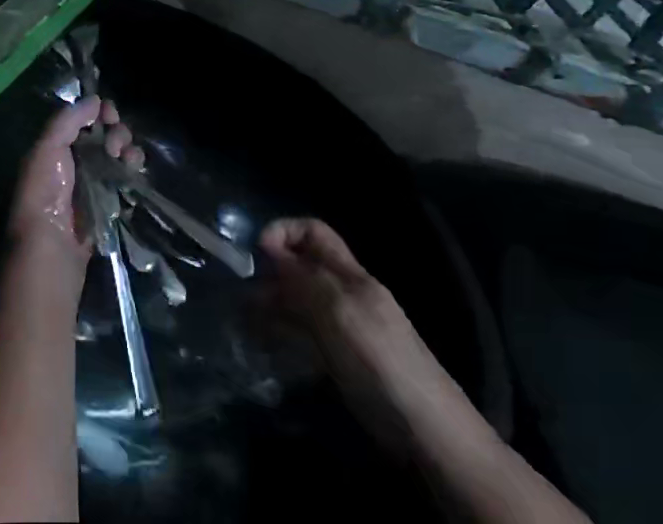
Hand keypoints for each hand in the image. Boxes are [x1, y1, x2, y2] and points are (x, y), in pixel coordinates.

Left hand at [10, 96, 142, 270]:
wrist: (52, 244)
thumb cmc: (45, 191)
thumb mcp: (47, 148)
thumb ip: (68, 120)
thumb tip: (94, 99)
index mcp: (56, 146)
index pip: (83, 120)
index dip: (98, 112)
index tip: (109, 113)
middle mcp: (75, 161)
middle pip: (105, 134)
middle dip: (116, 131)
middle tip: (115, 144)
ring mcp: (93, 180)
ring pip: (119, 152)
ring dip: (128, 147)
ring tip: (126, 157)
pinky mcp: (109, 199)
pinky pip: (126, 174)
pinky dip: (132, 166)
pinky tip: (133, 168)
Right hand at [260, 218, 436, 452]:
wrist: (422, 430)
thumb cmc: (380, 361)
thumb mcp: (340, 311)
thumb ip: (304, 278)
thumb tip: (269, 248)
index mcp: (350, 274)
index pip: (314, 233)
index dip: (284, 232)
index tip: (256, 253)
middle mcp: (343, 296)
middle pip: (301, 269)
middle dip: (269, 276)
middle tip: (240, 300)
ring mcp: (340, 331)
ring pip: (296, 306)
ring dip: (268, 310)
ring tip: (244, 328)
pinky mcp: (337, 363)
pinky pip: (301, 340)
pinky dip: (279, 340)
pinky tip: (263, 352)